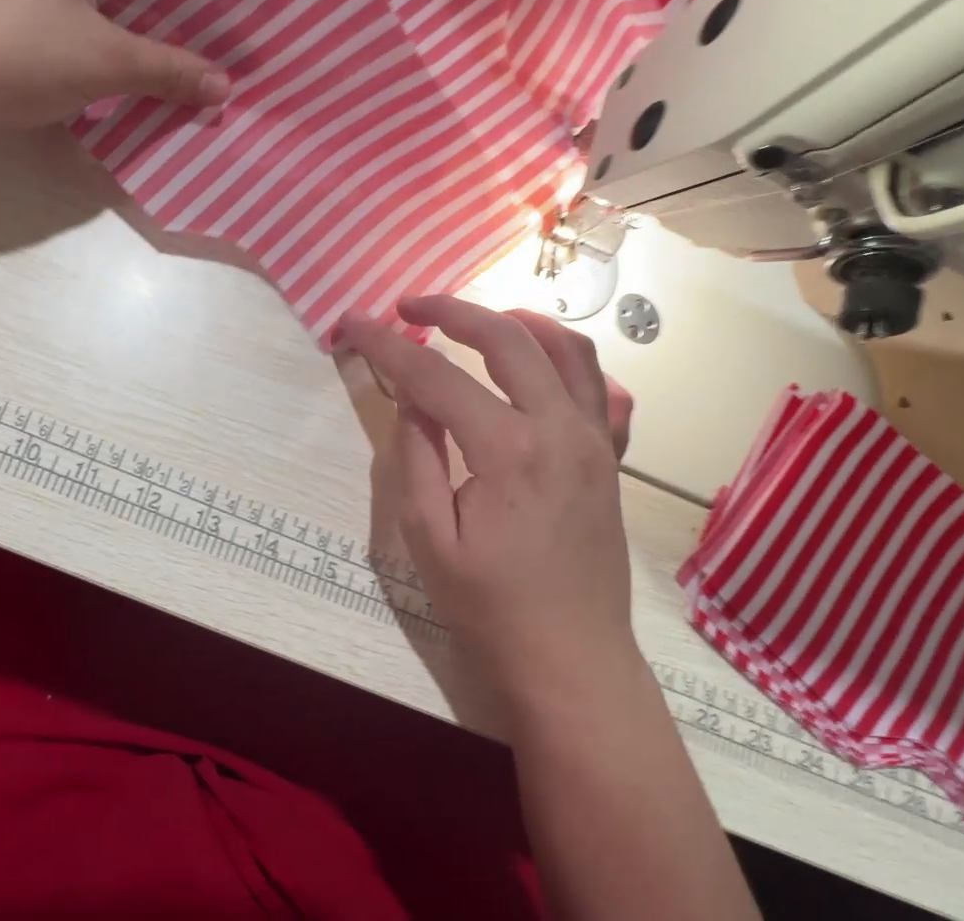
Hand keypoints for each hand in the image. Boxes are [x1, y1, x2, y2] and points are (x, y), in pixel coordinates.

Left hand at [0, 0, 229, 142]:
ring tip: (197, 66)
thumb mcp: (103, 62)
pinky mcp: (16, 15)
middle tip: (230, 43)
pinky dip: (112, 48)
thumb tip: (224, 88)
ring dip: (147, 35)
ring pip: (109, 0)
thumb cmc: (13, 54)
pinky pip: (82, 23)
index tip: (246, 2)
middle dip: (181, 9)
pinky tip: (142, 80)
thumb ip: (168, 70)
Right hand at [340, 297, 638, 707]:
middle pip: (508, 338)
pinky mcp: (610, 456)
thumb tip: (411, 399)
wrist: (570, 657)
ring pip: (567, 348)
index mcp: (507, 450)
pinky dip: (565, 358)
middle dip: (452, 311)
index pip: (435, 376)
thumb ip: (415, 457)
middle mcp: (560, 428)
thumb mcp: (428, 538)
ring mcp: (596, 439)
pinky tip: (537, 364)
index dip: (387, 345)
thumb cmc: (489, 607)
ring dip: (517, 321)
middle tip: (409, 307)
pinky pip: (598, 386)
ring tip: (475, 321)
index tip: (353, 323)